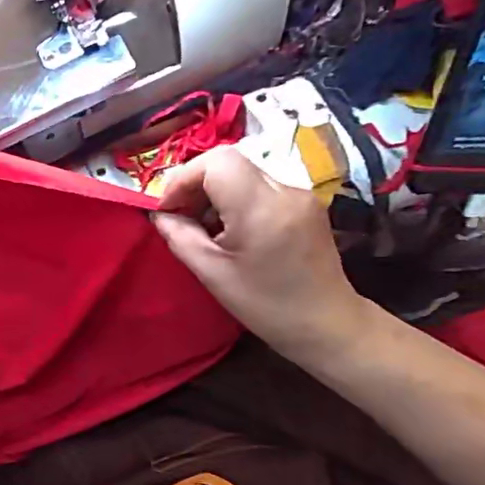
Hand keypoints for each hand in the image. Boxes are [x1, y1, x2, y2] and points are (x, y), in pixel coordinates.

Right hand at [152, 146, 369, 359]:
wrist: (325, 322)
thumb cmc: (263, 304)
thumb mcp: (210, 273)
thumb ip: (179, 236)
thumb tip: (160, 214)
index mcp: (261, 208)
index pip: (216, 162)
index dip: (183, 179)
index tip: (168, 209)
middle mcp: (285, 190)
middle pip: (229, 162)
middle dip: (196, 184)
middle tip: (180, 217)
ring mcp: (299, 194)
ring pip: (242, 173)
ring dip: (214, 193)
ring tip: (204, 228)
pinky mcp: (305, 202)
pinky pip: (259, 186)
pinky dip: (234, 200)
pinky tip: (230, 231)